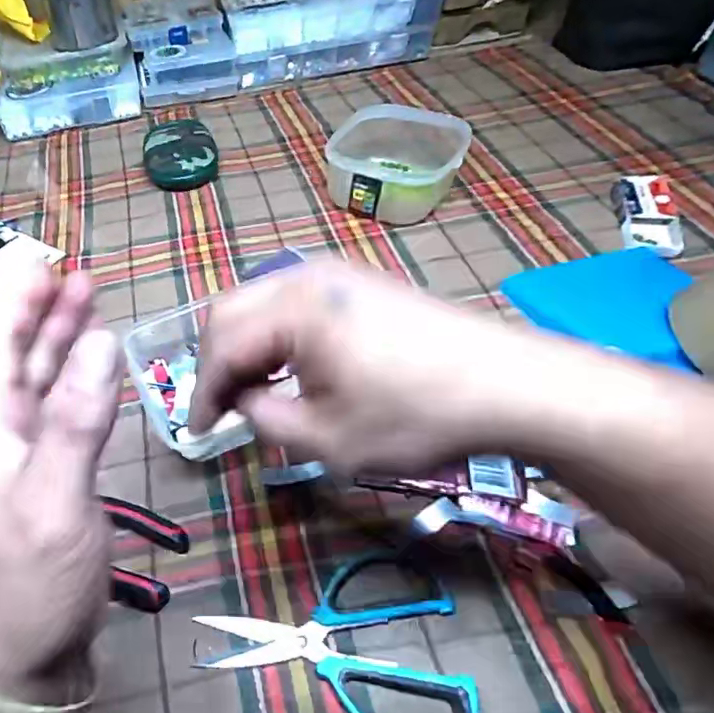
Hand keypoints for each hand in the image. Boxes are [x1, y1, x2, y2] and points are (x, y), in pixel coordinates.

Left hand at [0, 268, 120, 701]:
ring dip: (64, 351)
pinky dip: (78, 394)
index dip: (20, 304)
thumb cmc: (27, 585)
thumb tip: (100, 342)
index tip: (44, 260)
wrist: (18, 665)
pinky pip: (61, 425)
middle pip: (21, 364)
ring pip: (42, 391)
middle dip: (47, 318)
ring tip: (91, 311)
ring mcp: (22, 466)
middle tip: (81, 276)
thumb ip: (74, 422)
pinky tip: (95, 381)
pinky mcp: (47, 489)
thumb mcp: (51, 502)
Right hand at [190, 258, 596, 473]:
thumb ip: (262, 418)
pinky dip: (273, 337)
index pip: (222, 348)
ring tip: (250, 392)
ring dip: (243, 349)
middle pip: (230, 313)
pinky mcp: (360, 284)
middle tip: (220, 410)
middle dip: (215, 364)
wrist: (516, 387)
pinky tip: (288, 370)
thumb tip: (243, 400)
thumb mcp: (324, 438)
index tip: (197, 434)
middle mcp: (307, 275)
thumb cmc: (415, 416)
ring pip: (259, 305)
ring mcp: (338, 274)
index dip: (202, 395)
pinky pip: (291, 304)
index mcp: (293, 308)